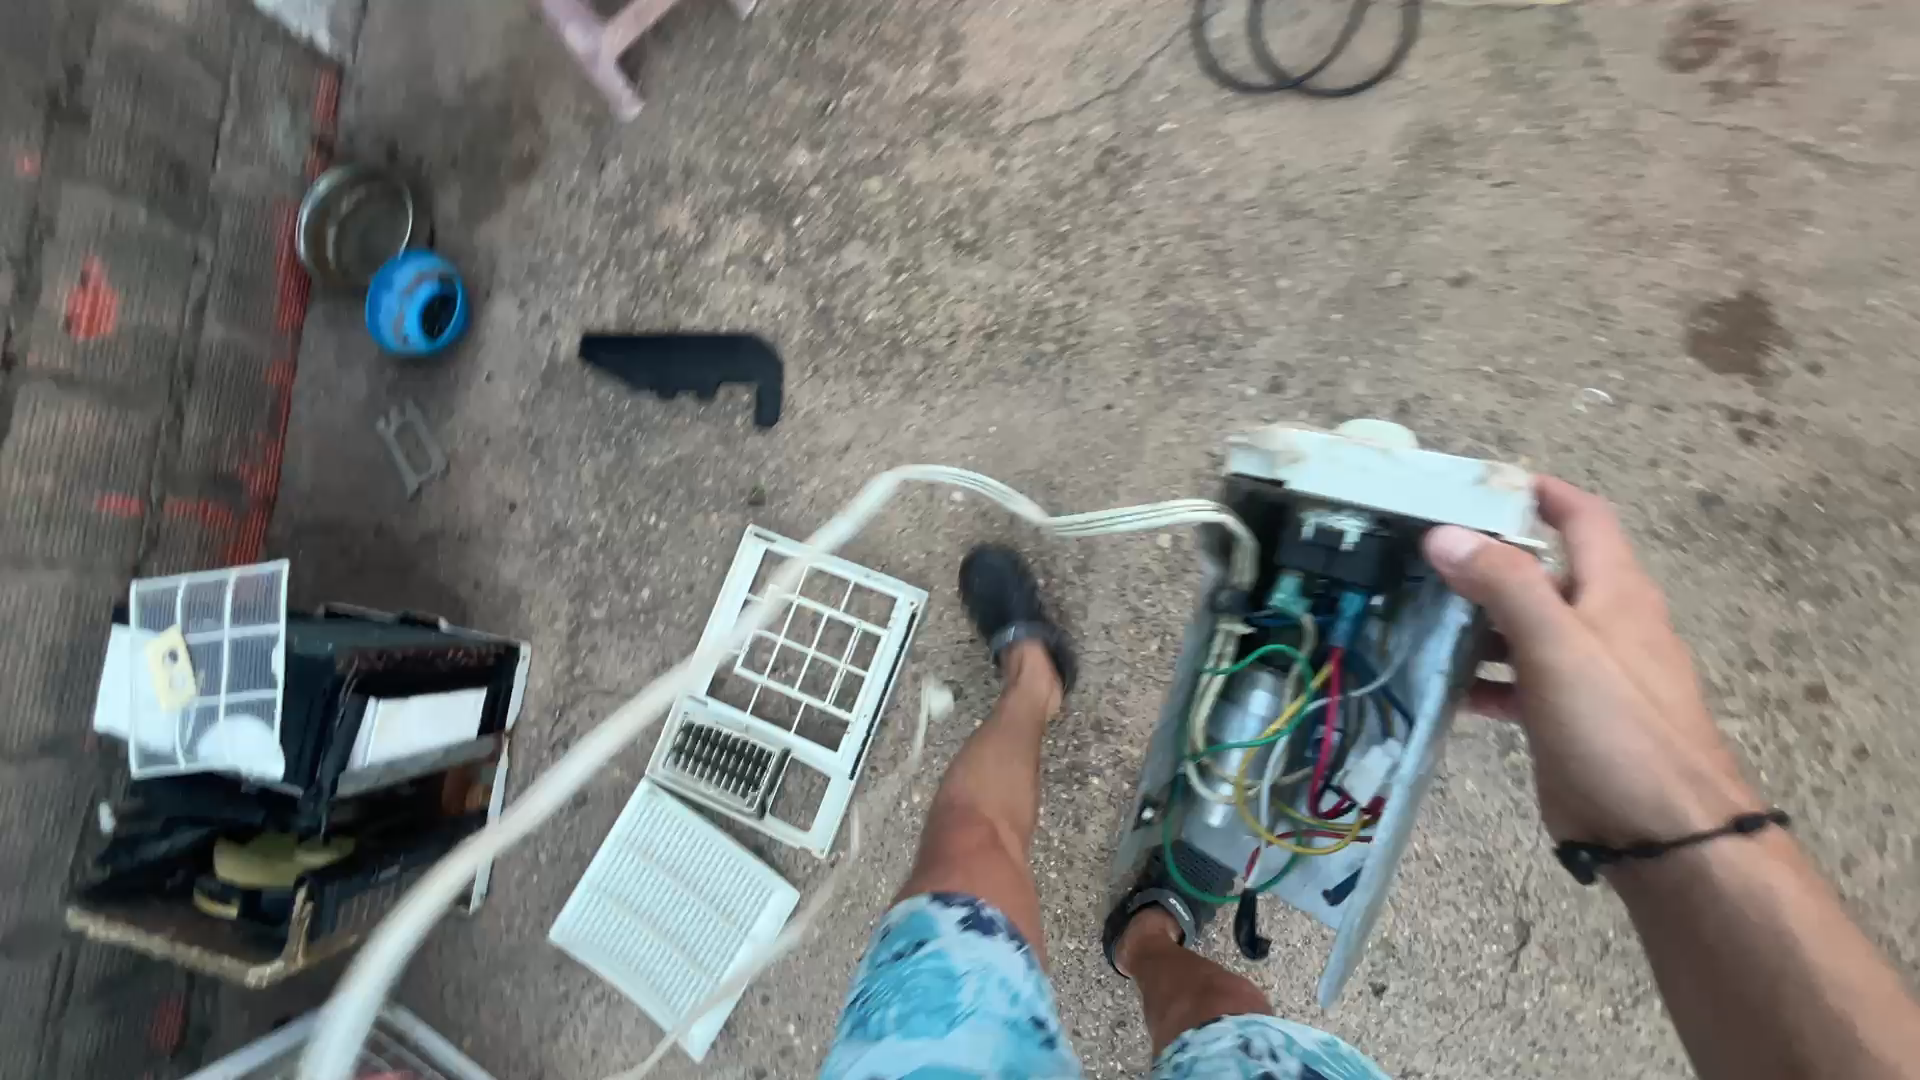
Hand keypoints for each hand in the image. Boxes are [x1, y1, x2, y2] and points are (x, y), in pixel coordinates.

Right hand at [1421, 477, 1759, 849]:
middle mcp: (1600, 623)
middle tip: (1416, 552)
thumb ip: (1505, 584)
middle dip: (1482, 557)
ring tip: (1411, 612)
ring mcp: (1581, 671)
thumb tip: (1444, 534)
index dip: (1540, 491)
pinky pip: (1511, 677)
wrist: (1662, 834)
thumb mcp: (1558, 645)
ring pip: (1518, 626)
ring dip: (1470, 617)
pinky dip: (1475, 675)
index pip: (1583, 518)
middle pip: (1539, 571)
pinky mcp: (1561, 713)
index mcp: (1614, 593)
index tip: (1477, 483)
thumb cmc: (1617, 727)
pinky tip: (1437, 683)